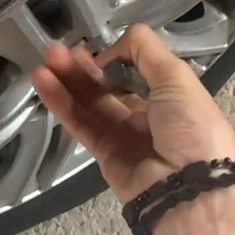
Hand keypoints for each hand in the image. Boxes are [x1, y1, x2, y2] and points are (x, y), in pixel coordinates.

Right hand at [30, 25, 234, 202]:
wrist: (188, 187)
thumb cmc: (191, 127)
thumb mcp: (177, 77)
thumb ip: (145, 50)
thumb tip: (113, 48)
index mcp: (172, 96)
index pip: (138, 71)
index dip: (118, 58)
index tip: (103, 51)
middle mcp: (148, 115)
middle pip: (108, 85)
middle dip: (84, 66)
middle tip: (59, 49)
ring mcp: (124, 135)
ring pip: (90, 102)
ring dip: (67, 80)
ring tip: (46, 58)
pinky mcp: (104, 154)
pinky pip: (80, 123)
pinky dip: (61, 102)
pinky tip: (43, 81)